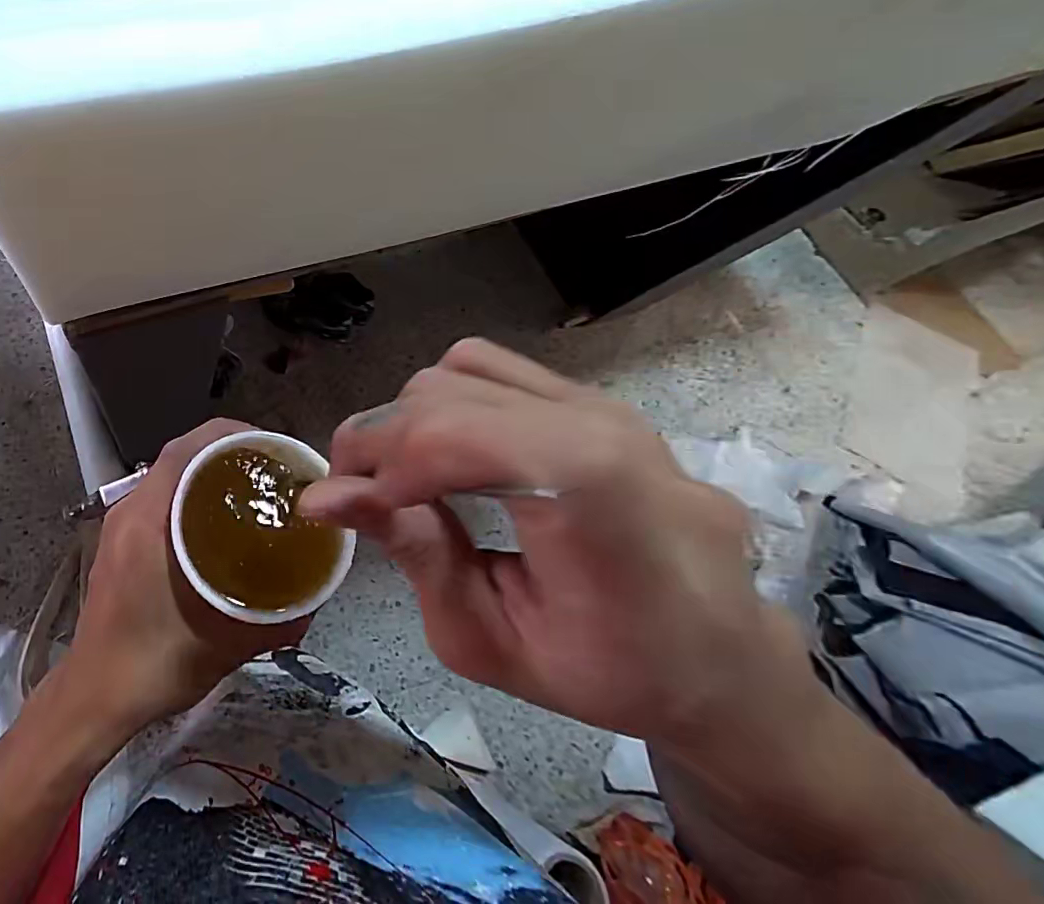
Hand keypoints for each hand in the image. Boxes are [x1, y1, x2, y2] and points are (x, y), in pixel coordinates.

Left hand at [63, 419, 311, 732]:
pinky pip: (158, 502)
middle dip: (224, 453)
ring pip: (166, 479)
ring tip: (249, 490)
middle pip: (177, 458)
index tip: (268, 446)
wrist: (96, 694)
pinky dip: (188, 498)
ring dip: (205, 474)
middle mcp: (128, 511)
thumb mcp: (225, 642)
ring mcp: (118, 527)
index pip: (184, 450)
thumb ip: (275, 619)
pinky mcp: (118, 544)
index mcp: (146, 519)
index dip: (227, 435)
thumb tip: (313, 593)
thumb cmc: (154, 663)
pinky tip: (216, 525)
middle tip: (269, 470)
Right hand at [298, 338, 805, 747]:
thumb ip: (410, 550)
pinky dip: (446, 403)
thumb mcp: (486, 641)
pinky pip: (490, 369)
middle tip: (364, 501)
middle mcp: (602, 428)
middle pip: (441, 395)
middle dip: (378, 442)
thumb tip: (321, 496)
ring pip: (456, 371)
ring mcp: (604, 404)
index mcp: (592, 499)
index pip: (452, 433)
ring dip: (410, 420)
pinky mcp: (595, 399)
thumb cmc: (607, 673)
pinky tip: (452, 455)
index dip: (380, 464)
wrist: (722, 663)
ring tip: (406, 478)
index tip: (354, 511)